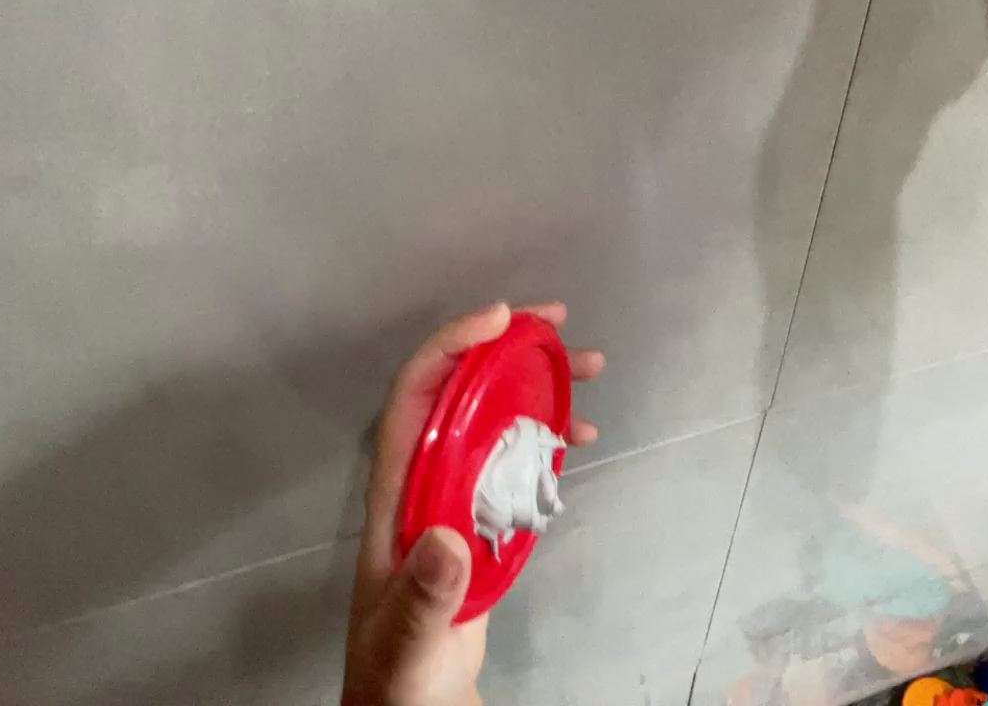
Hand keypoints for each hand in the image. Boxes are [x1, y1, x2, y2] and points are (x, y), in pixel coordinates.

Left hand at [342, 302, 604, 705]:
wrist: (415, 704)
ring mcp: (458, 489)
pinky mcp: (485, 511)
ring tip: (589, 368)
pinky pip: (518, 454)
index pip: (416, 394)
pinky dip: (550, 435)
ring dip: (539, 383)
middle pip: (465, 389)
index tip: (503, 319)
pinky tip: (581, 435)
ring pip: (497, 414)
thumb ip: (422, 598)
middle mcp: (427, 472)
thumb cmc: (398, 674)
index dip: (453, 346)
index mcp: (399, 486)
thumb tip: (445, 539)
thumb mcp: (406, 640)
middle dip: (509, 347)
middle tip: (560, 324)